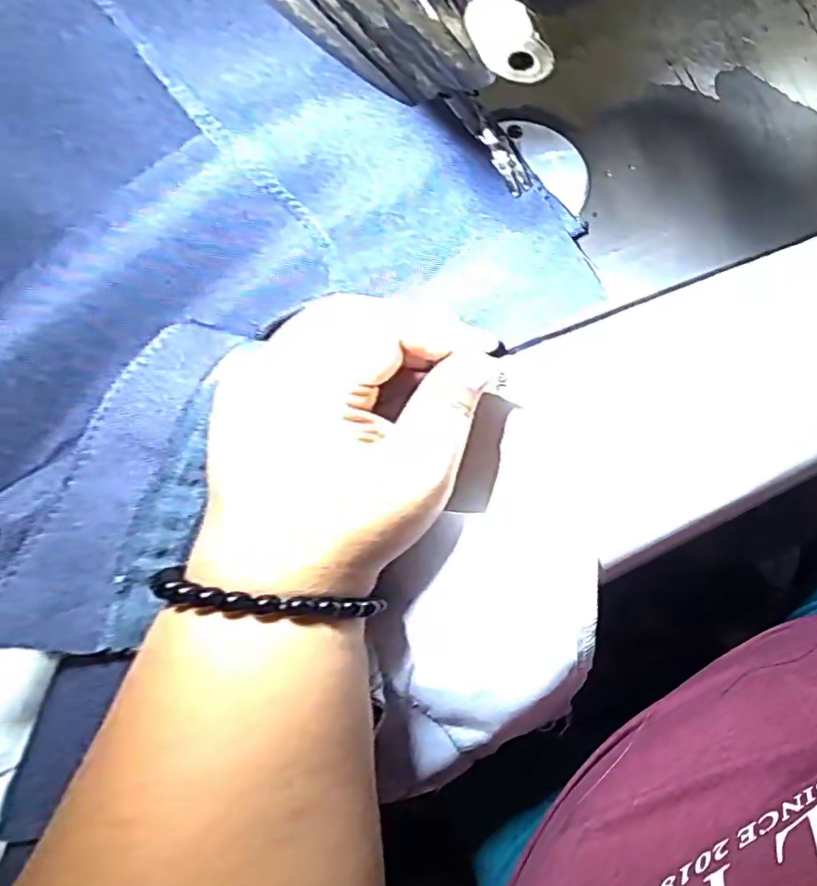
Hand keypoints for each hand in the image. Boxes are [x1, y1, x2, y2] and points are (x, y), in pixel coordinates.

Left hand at [187, 295, 499, 597]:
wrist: (279, 571)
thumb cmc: (354, 525)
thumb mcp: (422, 468)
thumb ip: (452, 404)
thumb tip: (480, 363)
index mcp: (304, 384)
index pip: (384, 326)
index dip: (445, 335)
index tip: (491, 356)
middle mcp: (268, 368)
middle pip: (354, 314)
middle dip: (422, 328)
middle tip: (474, 356)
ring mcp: (256, 379)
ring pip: (335, 327)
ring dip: (397, 339)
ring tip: (446, 369)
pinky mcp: (258, 394)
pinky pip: (318, 350)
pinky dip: (368, 355)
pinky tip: (401, 381)